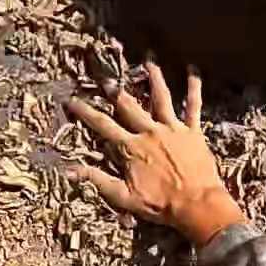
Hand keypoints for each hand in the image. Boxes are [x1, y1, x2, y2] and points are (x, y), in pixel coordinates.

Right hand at [65, 63, 244, 246]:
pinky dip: (194, 88)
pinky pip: (194, 106)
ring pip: (161, 97)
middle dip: (114, 88)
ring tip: (150, 60)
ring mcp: (173, 129)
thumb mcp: (123, 196)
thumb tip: (69, 171)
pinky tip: (194, 71)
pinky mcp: (193, 132)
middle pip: (128, 105)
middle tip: (105, 73)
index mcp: (131, 147)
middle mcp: (150, 132)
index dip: (85, 112)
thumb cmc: (160, 204)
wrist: (197, 205)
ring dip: (154, 77)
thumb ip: (96, 180)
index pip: (102, 125)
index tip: (72, 100)